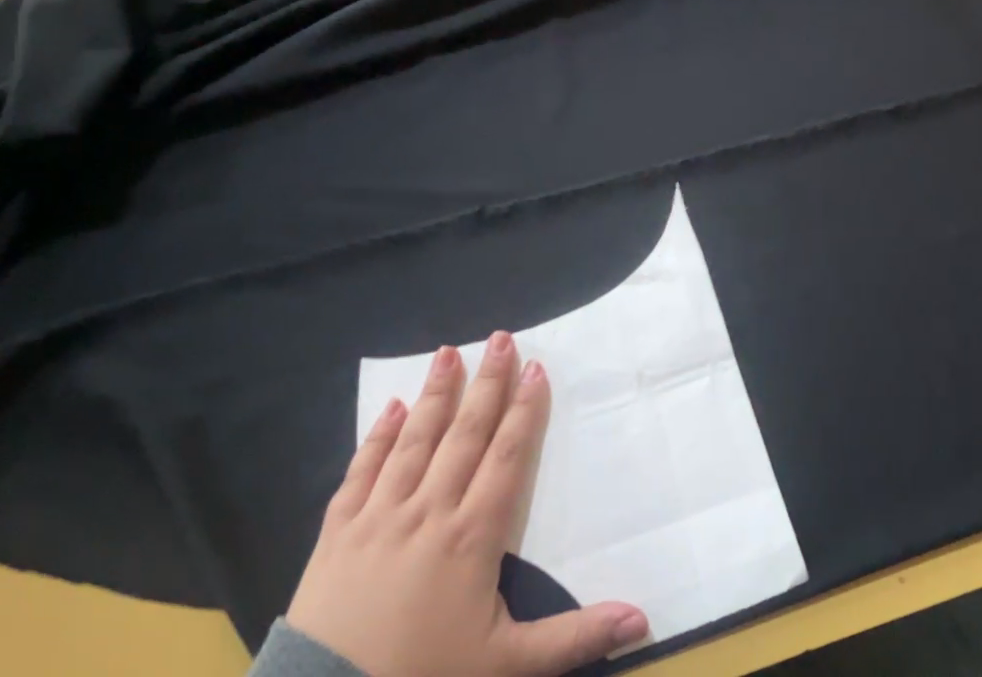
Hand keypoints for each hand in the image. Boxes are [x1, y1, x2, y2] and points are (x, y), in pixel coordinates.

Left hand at [286, 332, 648, 676]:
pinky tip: (391, 409)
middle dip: (486, 384)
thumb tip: (643, 619)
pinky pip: (362, 470)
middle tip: (500, 338)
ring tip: (448, 352)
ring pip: (414, 441)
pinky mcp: (339, 530)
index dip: (524, 412)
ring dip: (435, 394)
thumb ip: (576, 637)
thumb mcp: (509, 665)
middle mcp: (428, 510)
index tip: (536, 368)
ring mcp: (379, 515)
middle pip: (464, 435)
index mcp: (473, 535)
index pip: (506, 457)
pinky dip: (378, 437)